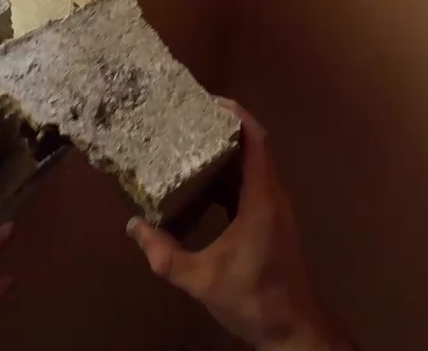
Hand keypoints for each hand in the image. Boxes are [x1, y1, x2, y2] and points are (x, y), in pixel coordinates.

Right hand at [128, 101, 350, 350]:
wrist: (294, 332)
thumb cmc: (255, 299)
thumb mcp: (203, 280)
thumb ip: (166, 255)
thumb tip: (133, 227)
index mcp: (262, 198)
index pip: (256, 140)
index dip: (236, 115)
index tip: (209, 100)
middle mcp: (272, 195)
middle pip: (252, 147)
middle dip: (222, 129)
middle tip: (188, 118)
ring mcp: (274, 208)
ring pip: (250, 166)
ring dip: (224, 153)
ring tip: (189, 143)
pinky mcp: (271, 221)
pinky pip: (249, 185)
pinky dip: (227, 176)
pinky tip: (201, 185)